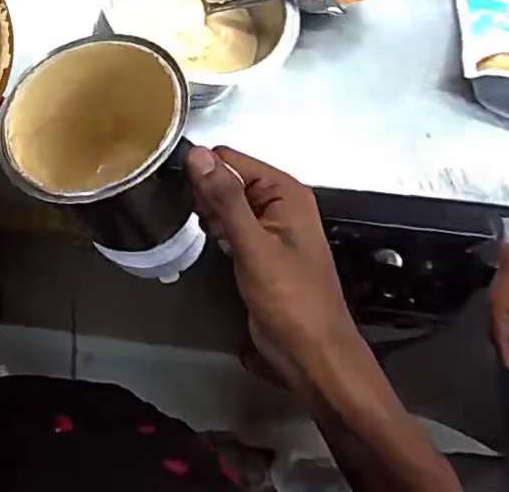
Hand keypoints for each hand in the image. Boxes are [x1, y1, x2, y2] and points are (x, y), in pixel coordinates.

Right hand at [189, 145, 362, 387]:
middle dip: (207, 196)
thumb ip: (224, 197)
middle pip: (223, 174)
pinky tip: (218, 244)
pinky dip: (216, 227)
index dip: (205, 174)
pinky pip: (226, 216)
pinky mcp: (258, 240)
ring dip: (209, 213)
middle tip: (212, 227)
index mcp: (284, 190)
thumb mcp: (253, 245)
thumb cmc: (290, 299)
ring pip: (220, 196)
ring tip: (216, 238)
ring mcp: (269, 220)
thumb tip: (196, 153)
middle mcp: (278, 198)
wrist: (312, 355)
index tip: (197, 203)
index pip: (227, 157)